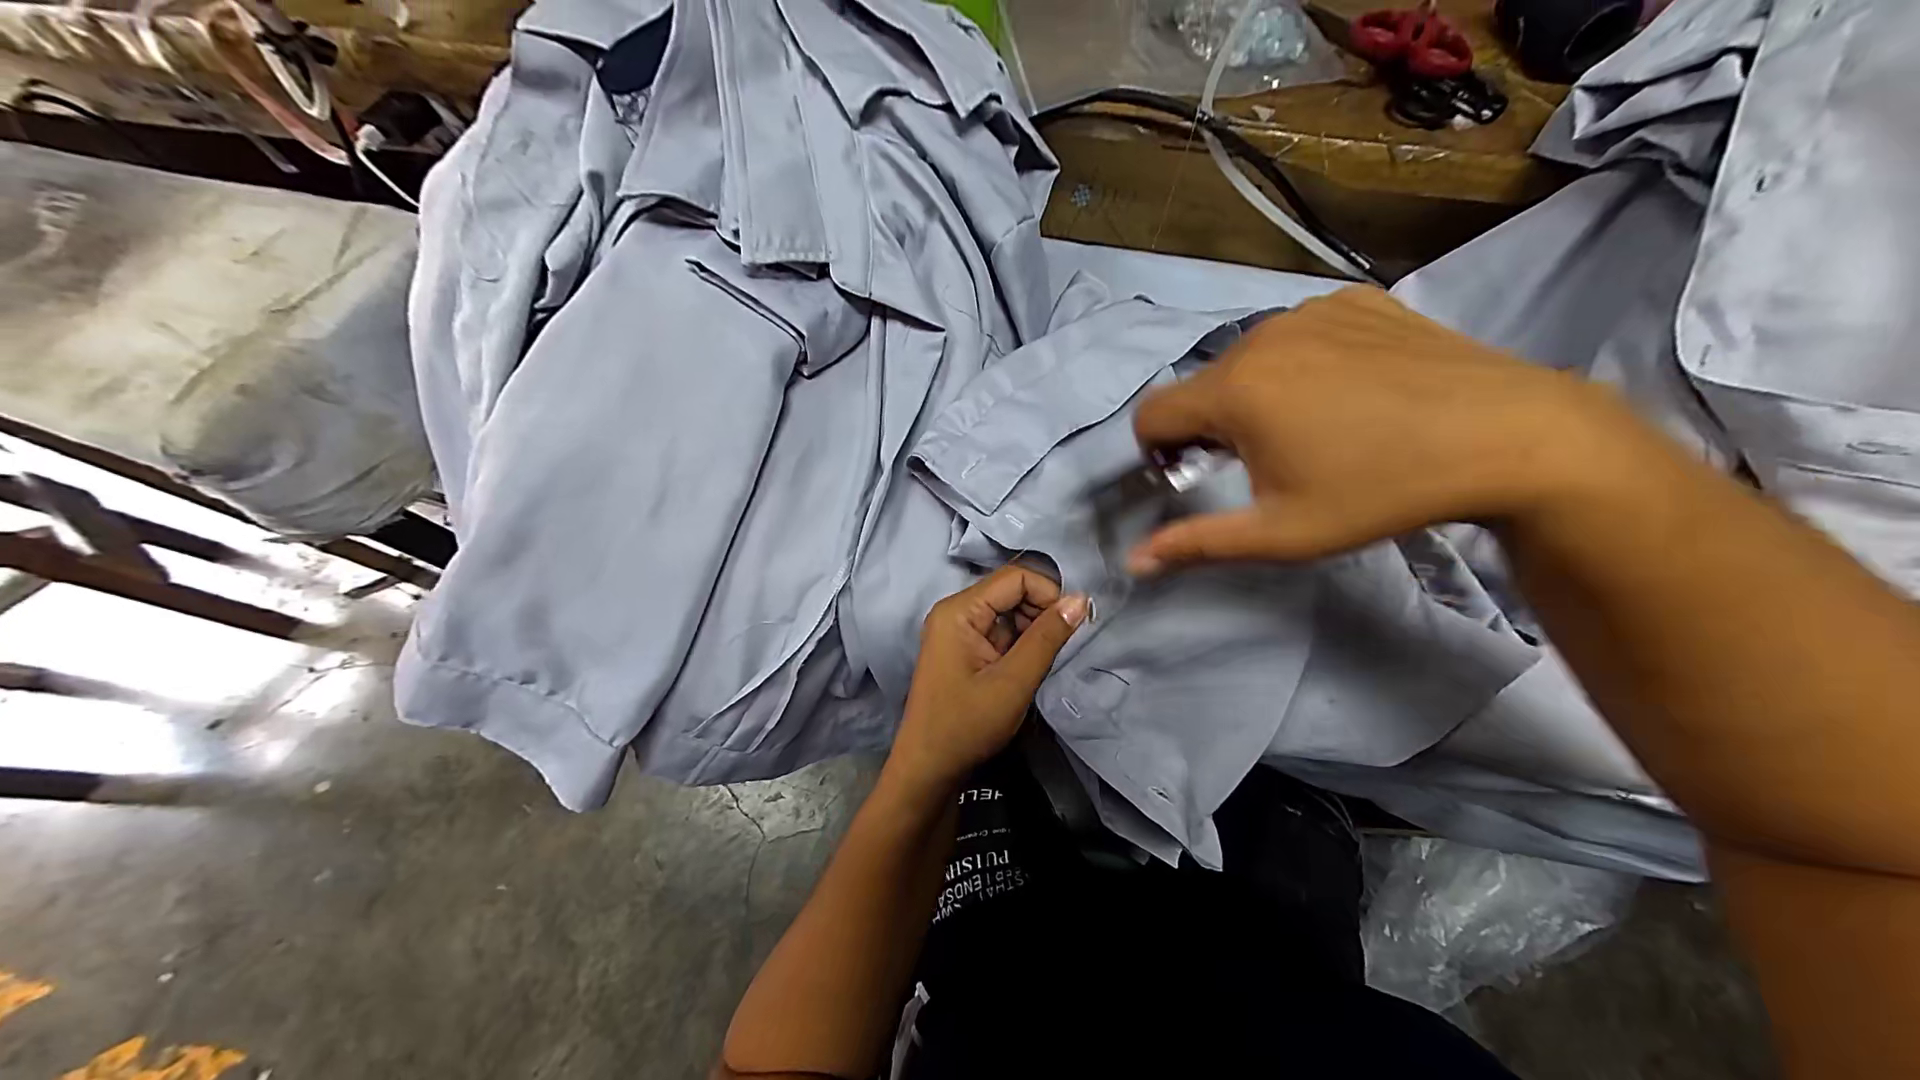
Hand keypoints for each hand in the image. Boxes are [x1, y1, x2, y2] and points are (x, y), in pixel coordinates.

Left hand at [889, 565, 1088, 789]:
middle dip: (1042, 611)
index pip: (1015, 577)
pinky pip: (1000, 630)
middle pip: (1011, 590)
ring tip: (1044, 660)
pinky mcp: (964, 648)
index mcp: (958, 610)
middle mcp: (955, 611)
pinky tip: (1028, 667)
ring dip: (1033, 629)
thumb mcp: (1014, 682)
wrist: (929, 767)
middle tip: (1060, 646)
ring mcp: (957, 630)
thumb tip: (1080, 599)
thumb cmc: (966, 725)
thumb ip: (1047, 638)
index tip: (1072, 624)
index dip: (1048, 594)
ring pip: (1008, 611)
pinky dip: (1021, 643)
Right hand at [1129, 286, 1635, 571]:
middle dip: (1212, 426)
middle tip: (1267, 462)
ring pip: (1247, 358)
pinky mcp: (1355, 298)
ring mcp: (1310, 309)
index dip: (1161, 453)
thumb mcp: (1281, 533)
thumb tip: (1133, 562)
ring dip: (1255, 393)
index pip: (1151, 416)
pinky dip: (1301, 360)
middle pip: (1201, 387)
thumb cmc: (1381, 492)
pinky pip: (1298, 332)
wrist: (1511, 436)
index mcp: (1233, 390)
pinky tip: (1350, 389)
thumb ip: (1197, 544)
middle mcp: (1259, 336)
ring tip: (1315, 425)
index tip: (1200, 475)